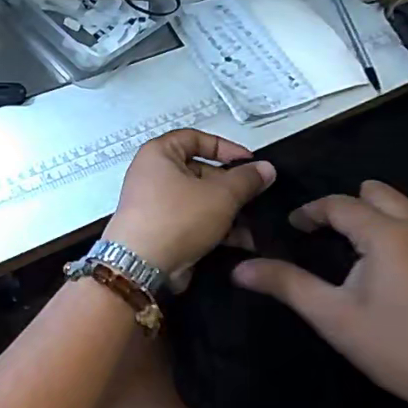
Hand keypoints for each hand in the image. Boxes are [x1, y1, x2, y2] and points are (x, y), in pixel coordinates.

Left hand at [103, 130, 276, 279]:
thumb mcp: (220, 195)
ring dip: (229, 212)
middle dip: (232, 187)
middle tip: (257, 198)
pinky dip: (215, 228)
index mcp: (160, 153)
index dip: (225, 148)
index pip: (196, 138)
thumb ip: (247, 180)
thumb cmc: (178, 217)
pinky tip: (241, 242)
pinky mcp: (161, 231)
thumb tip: (267, 168)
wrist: (140, 269)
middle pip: (201, 171)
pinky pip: (192, 220)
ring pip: (200, 199)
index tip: (250, 163)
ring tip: (254, 226)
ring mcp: (155, 204)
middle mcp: (153, 174)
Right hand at [232, 181, 407, 407]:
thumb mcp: (336, 319)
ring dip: (379, 219)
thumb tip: (240, 269)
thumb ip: (287, 286)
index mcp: (384, 232)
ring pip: (406, 209)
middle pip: (377, 192)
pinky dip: (405, 236)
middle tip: (329, 236)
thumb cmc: (402, 348)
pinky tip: (402, 278)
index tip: (294, 225)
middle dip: (349, 205)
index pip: (339, 203)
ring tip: (362, 255)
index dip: (312, 211)